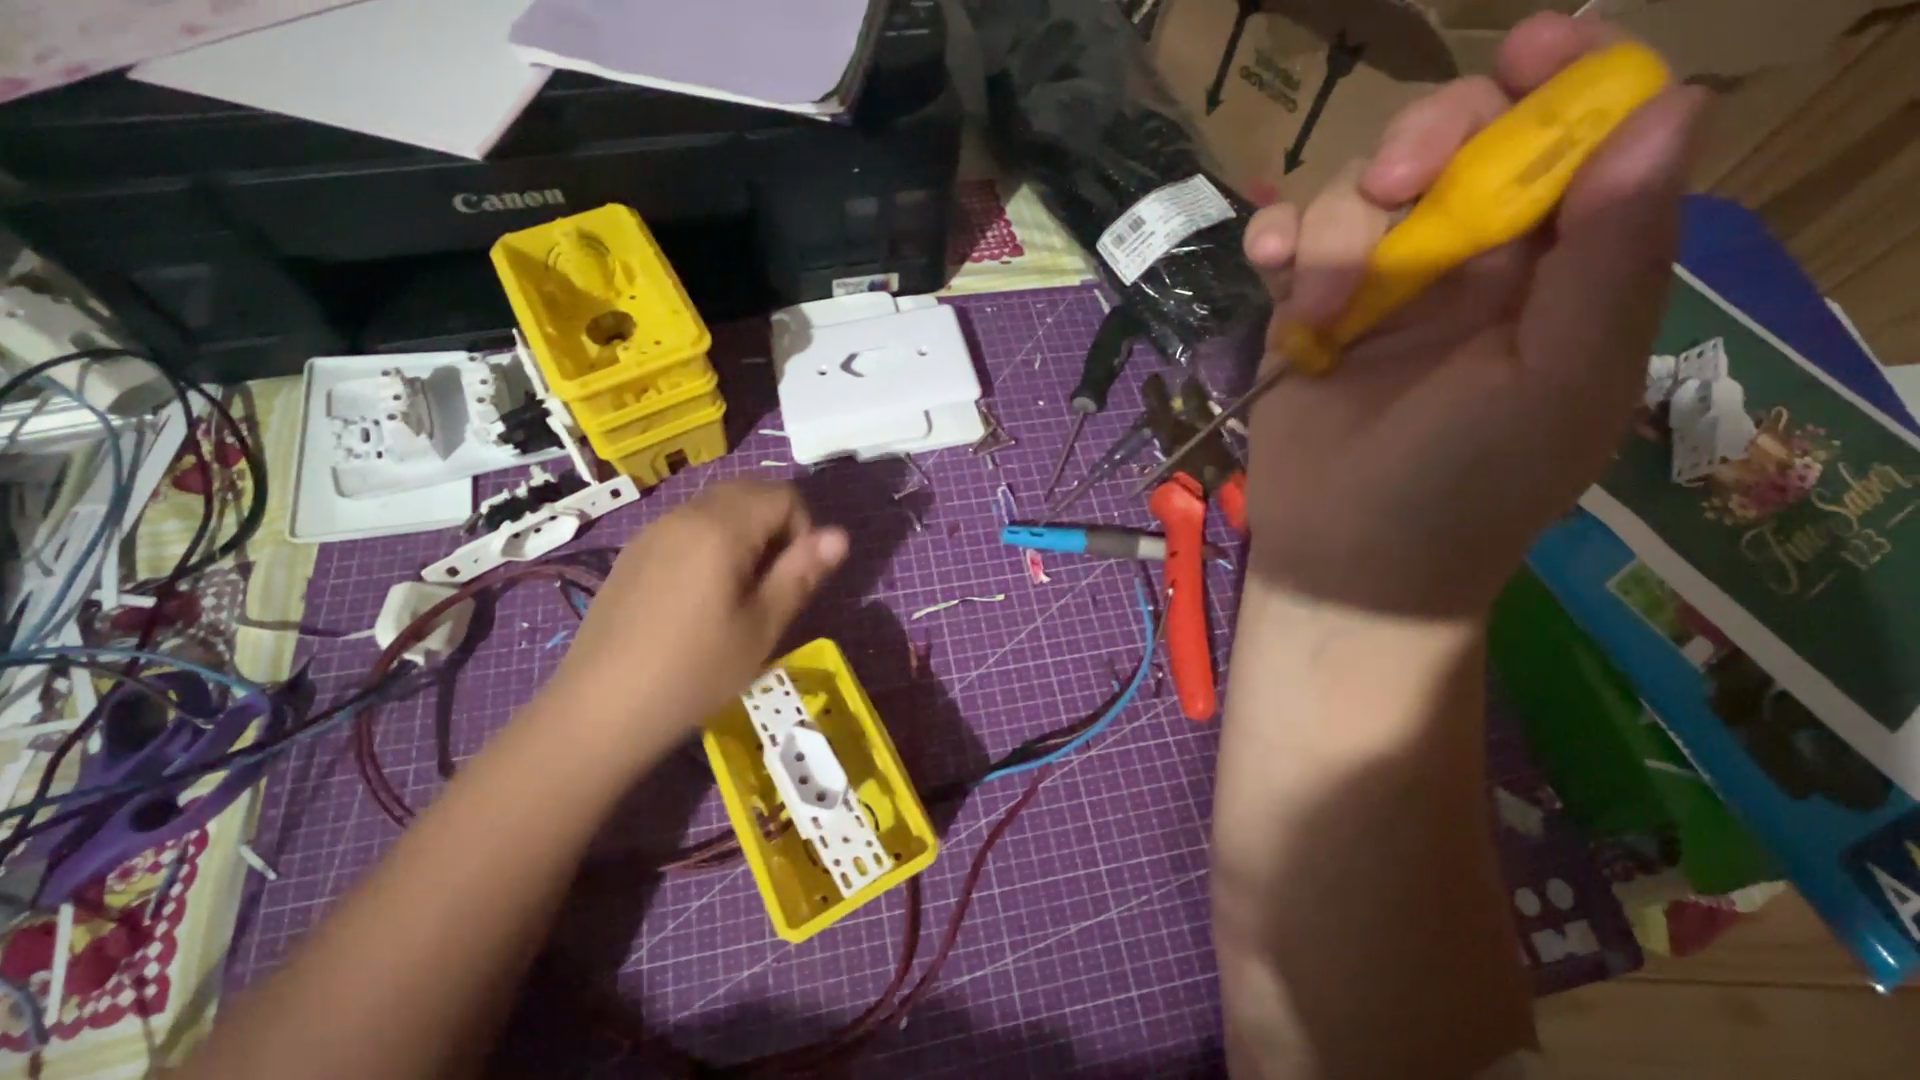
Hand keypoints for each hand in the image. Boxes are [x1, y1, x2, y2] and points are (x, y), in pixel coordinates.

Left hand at [540, 480, 848, 743]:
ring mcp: (652, 533)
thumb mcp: (761, 629)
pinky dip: (709, 546)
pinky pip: (685, 530)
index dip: (804, 530)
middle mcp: (684, 515)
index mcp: (720, 529)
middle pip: (748, 493)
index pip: (783, 495)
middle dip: (775, 527)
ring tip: (738, 597)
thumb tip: (840, 535)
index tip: (795, 579)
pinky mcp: (632, 556)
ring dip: (743, 536)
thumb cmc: (694, 673)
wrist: (599, 710)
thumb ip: (800, 574)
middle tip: (772, 587)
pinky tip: (699, 602)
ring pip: (715, 510)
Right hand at [1241, 13, 1705, 618]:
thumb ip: (1613, 254)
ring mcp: (1383, 284)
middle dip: (1426, 138)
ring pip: (1359, 183)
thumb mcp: (1559, 381)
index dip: (1566, 78)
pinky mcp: (1306, 309)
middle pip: (1459, 135)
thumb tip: (1670, 108)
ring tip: (1324, 302)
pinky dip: (1273, 234)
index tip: (1526, 51)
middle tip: (1393, 186)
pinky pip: (1285, 232)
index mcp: (1560, 269)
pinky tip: (1268, 265)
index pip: (1582, 136)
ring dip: (1337, 224)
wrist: (1346, 565)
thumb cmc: (1465, 488)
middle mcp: (1475, 262)